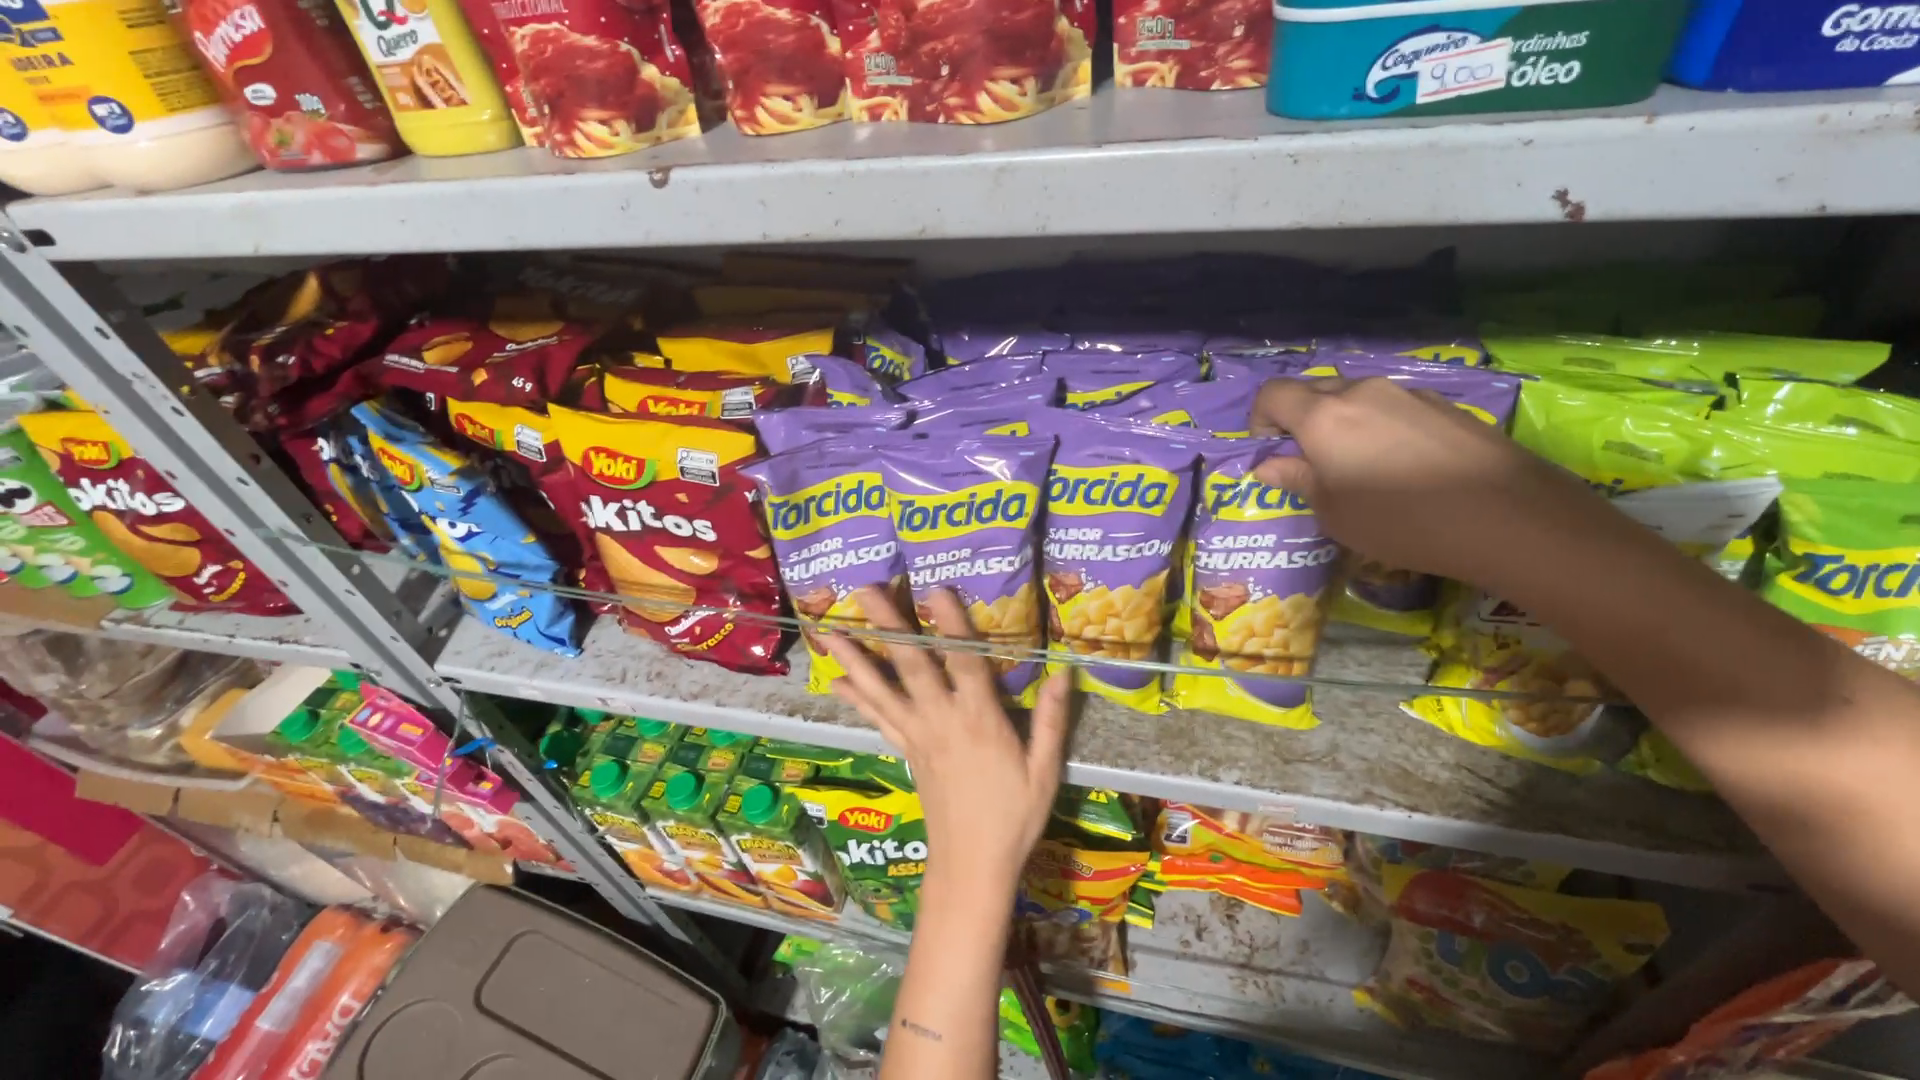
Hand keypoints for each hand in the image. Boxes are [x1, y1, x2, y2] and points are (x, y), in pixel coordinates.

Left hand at [821, 587, 1070, 887]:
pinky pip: (878, 718)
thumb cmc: (1014, 817)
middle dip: (888, 625)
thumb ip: (1051, 720)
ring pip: (883, 689)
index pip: (964, 662)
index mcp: (981, 721)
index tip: (937, 588)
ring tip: (832, 629)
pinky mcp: (906, 750)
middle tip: (865, 590)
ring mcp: (918, 735)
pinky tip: (837, 678)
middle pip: (912, 665)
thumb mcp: (1045, 770)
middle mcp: (942, 720)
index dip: (951, 624)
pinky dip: (857, 697)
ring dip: (857, 656)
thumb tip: (1064, 672)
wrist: (972, 863)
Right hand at [1249, 376, 1603, 584]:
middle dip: (1301, 420)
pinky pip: (1392, 407)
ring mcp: (1406, 394)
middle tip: (1312, 463)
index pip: (1273, 394)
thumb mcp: (1334, 513)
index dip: (1261, 419)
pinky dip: (1379, 427)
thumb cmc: (1400, 520)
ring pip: (1356, 398)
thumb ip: (1298, 480)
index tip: (1270, 451)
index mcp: (1323, 417)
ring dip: (1342, 423)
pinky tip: (1403, 466)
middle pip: (1314, 391)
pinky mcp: (1442, 405)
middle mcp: (1361, 392)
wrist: (1506, 516)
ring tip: (1359, 467)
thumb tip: (1269, 465)